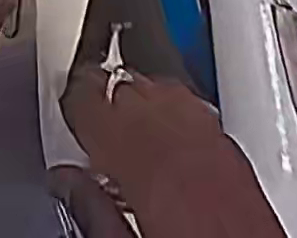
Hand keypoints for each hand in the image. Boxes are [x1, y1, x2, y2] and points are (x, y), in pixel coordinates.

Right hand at [61, 66, 287, 236]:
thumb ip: (93, 208)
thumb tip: (66, 182)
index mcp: (144, 161)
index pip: (96, 103)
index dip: (75, 96)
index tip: (66, 101)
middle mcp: (177, 137)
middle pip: (127, 87)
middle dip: (103, 96)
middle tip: (86, 116)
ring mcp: (208, 136)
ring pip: (159, 87)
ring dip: (137, 97)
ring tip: (121, 123)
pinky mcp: (230, 146)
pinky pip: (189, 105)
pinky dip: (168, 107)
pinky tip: (161, 129)